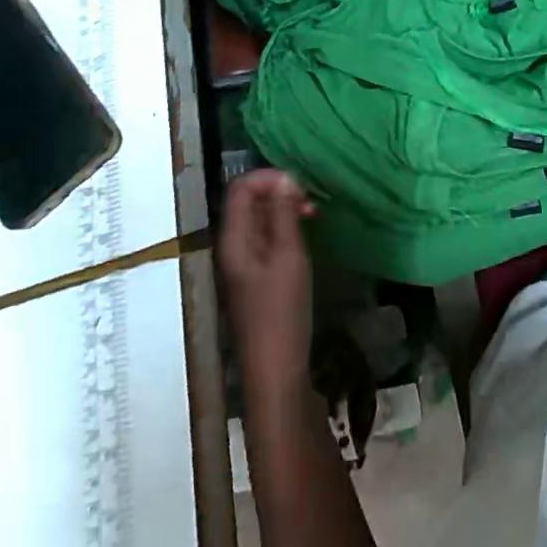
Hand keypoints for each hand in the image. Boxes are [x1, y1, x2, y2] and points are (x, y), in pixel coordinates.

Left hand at [217, 169, 315, 395]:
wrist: (275, 369)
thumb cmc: (282, 311)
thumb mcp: (289, 256)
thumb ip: (284, 215)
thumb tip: (286, 178)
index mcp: (234, 239)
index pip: (241, 188)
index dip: (270, 177)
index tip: (302, 185)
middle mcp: (233, 246)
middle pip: (248, 202)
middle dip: (280, 192)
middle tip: (312, 202)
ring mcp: (242, 263)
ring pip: (259, 220)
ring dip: (284, 210)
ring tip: (313, 217)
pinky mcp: (255, 277)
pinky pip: (266, 238)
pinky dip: (284, 229)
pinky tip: (305, 238)